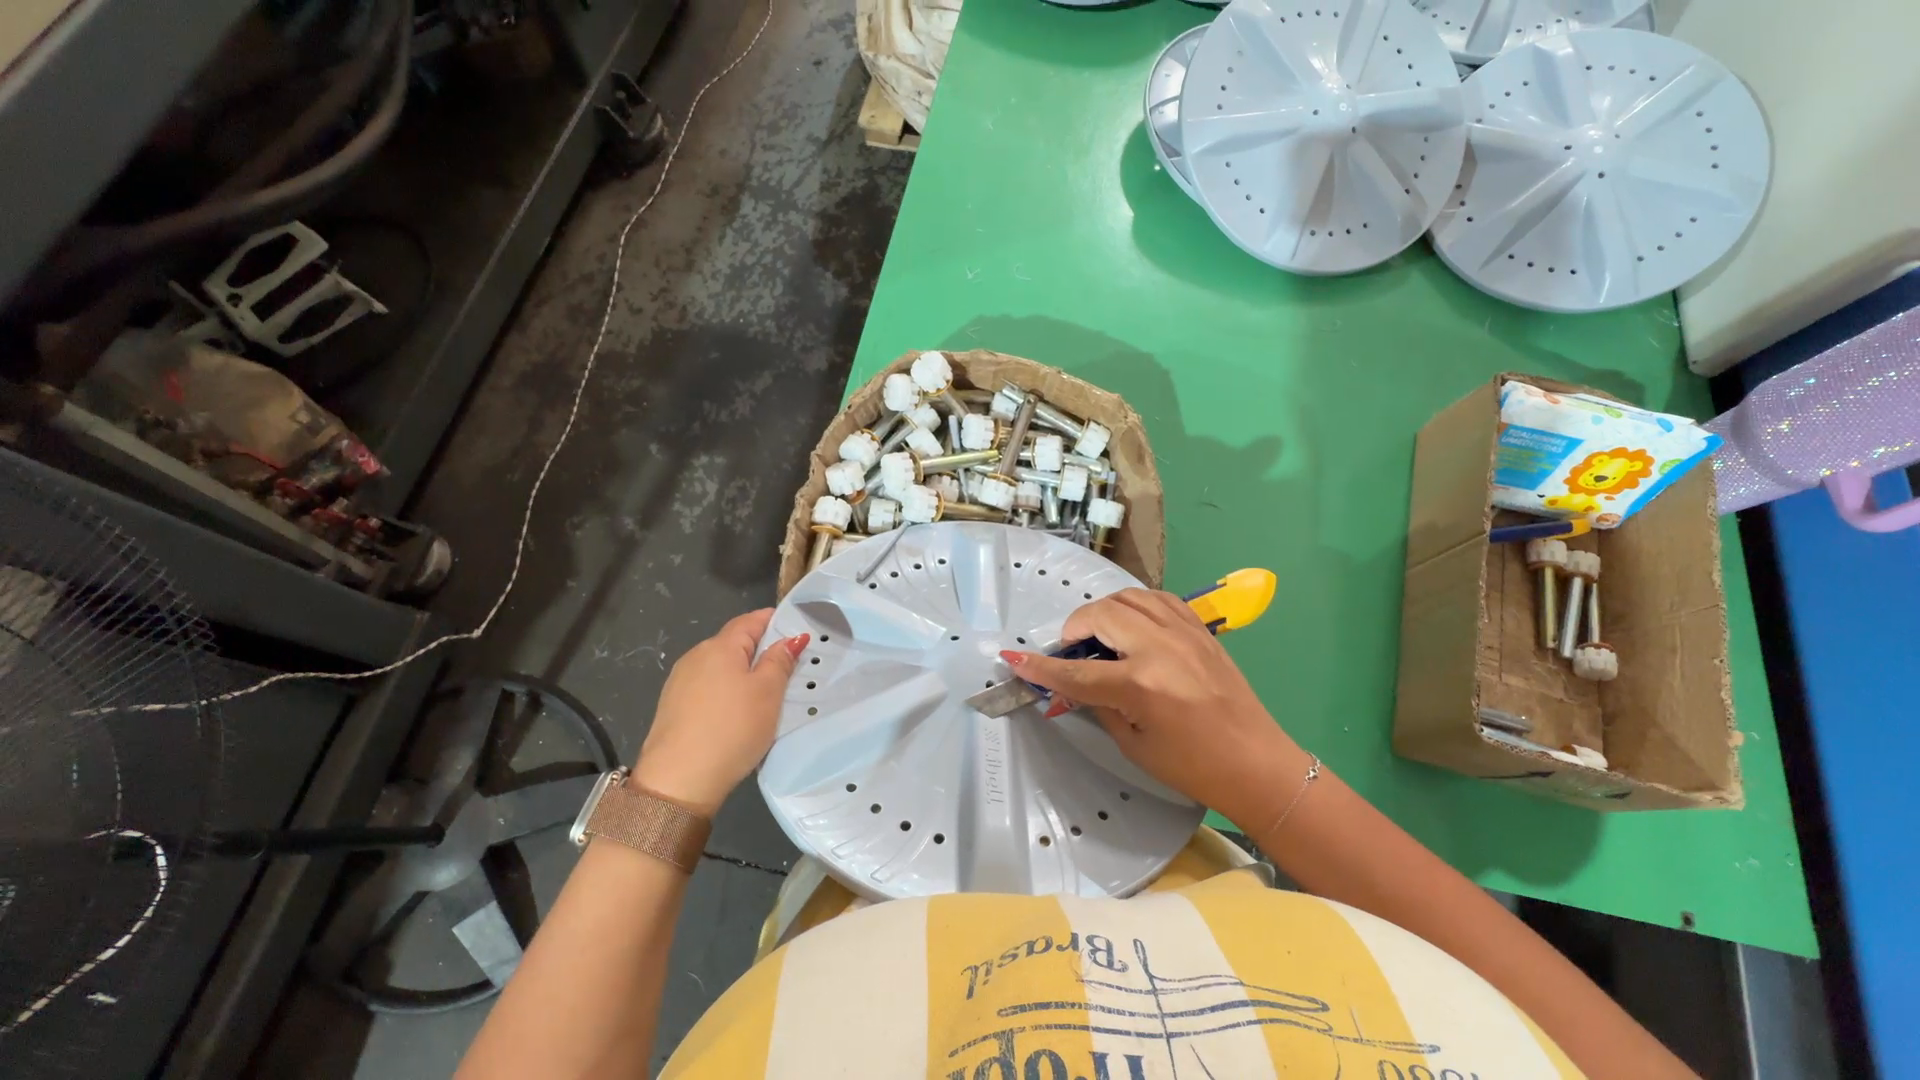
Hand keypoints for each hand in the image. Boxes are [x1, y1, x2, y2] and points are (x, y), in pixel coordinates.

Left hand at [631, 610, 807, 815]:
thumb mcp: (767, 693)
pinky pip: (708, 688)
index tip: (797, 629)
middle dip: (761, 649)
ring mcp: (680, 682)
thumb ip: (779, 661)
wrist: (678, 780)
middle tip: (790, 665)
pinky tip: (737, 713)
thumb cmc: (732, 729)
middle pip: (734, 643)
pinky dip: (727, 691)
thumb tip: (791, 637)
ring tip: (767, 693)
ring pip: (721, 667)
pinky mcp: (673, 707)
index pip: (750, 620)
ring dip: (743, 673)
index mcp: (720, 646)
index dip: (774, 620)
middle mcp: (696, 656)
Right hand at [1003, 589, 1301, 826]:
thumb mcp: (1134, 744)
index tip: (1014, 659)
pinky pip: (1158, 599)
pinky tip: (1132, 625)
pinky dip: (1135, 606)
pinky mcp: (1200, 629)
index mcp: (1141, 685)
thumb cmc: (1193, 767)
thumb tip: (1072, 684)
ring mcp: (1184, 633)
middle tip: (1072, 653)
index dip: (1041, 667)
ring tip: (1100, 637)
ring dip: (1103, 611)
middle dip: (1074, 630)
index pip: (1077, 670)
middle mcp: (1160, 648)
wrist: (1256, 763)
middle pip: (1100, 616)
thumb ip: (1099, 705)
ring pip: (1128, 597)